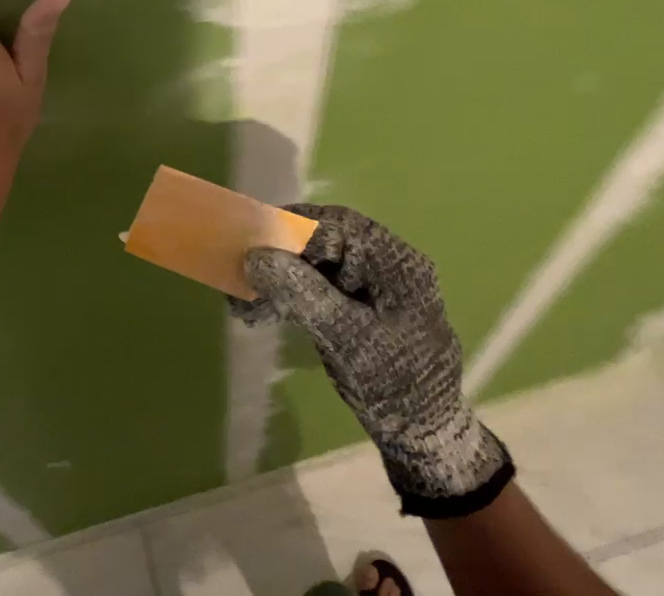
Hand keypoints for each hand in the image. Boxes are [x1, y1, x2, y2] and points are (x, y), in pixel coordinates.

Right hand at [235, 205, 514, 517]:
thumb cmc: (397, 384)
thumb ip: (304, 294)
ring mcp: (366, 289)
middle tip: (240, 276)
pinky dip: (285, 298)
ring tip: (241, 306)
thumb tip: (256, 257)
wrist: (423, 437)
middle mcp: (382, 267)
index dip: (295, 227)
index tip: (252, 238)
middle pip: (323, 245)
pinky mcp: (351, 310)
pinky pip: (313, 290)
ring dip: (276, 281)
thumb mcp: (350, 339)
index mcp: (395, 264)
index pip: (341, 227)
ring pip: (313, 268)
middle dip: (279, 258)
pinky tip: (258, 313)